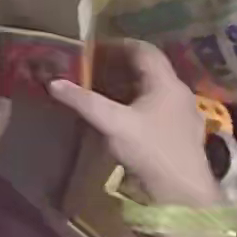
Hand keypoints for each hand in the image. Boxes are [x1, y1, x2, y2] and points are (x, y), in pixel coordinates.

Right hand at [49, 40, 222, 206]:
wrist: (181, 192)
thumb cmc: (150, 150)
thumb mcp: (112, 123)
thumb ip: (84, 101)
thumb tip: (54, 82)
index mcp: (166, 83)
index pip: (144, 50)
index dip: (119, 45)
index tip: (94, 48)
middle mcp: (179, 93)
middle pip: (149, 69)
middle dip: (119, 66)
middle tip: (91, 68)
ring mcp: (183, 114)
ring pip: (153, 89)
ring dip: (127, 86)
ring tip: (101, 90)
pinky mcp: (180, 133)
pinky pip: (156, 108)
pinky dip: (136, 103)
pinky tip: (121, 116)